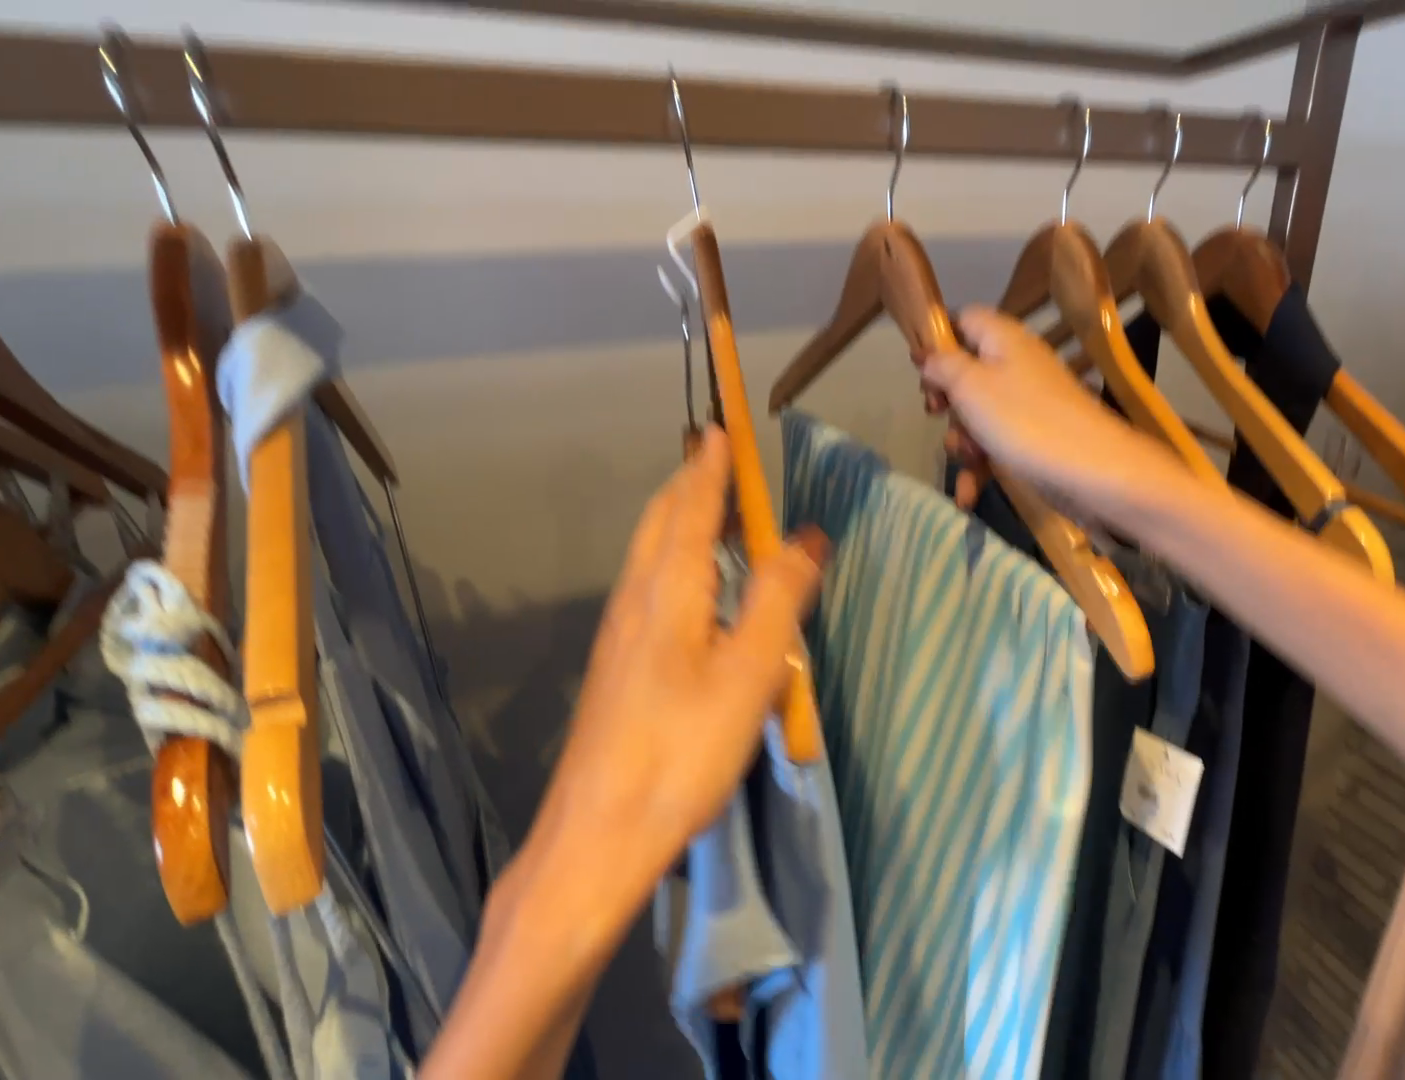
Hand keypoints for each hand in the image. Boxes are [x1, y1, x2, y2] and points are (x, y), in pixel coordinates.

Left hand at [503, 428, 827, 937]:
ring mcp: (618, 638)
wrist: (597, 835)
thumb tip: (807, 535)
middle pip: (659, 525)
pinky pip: (646, 589)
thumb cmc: (682, 751)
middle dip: (687, 486)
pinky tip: (687, 591)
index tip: (720, 429)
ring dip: (675, 521)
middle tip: (713, 461)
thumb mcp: (749, 674)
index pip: (689, 509)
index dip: (709, 468)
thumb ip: (777, 598)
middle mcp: (634, 602)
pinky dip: (670, 561)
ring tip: (704, 512)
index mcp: (667, 591)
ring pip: (647, 557)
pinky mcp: (616, 670)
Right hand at [921, 306, 1172, 511]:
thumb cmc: (1022, 420)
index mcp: (1002, 339)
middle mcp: (1015, 365)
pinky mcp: (1032, 439)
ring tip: (967, 459)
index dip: (939, 341)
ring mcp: (1025, 404)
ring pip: (978, 415)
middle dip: (947, 400)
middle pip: (967, 372)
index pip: (965, 320)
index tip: (922, 372)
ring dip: (963, 440)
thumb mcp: (970, 385)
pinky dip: (981, 467)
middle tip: (937, 414)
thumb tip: (929, 356)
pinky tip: (968, 496)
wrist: (1090, 471)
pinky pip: (995, 445)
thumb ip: (943, 365)